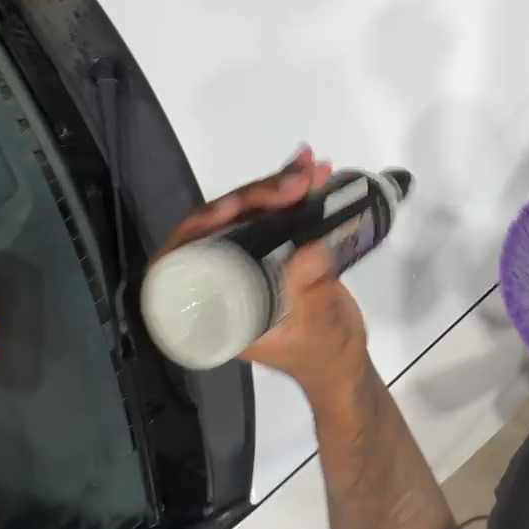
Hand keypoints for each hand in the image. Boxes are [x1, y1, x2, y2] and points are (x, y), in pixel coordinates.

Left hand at [159, 147, 370, 395]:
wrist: (344, 363)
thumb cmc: (326, 356)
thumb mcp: (321, 330)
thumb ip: (314, 294)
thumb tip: (307, 250)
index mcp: (217, 311)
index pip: (184, 263)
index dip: (200, 228)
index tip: (233, 207)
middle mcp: (223, 283)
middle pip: (219, 226)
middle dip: (254, 196)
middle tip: (296, 182)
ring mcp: (249, 263)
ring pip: (247, 212)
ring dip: (276, 185)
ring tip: (310, 166)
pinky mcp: (274, 250)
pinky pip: (274, 213)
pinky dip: (293, 190)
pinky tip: (313, 171)